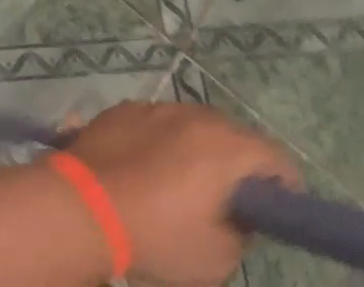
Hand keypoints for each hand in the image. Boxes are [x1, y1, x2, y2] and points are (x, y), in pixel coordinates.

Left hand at [64, 101, 299, 285]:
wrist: (80, 206)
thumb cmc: (156, 235)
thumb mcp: (218, 257)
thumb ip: (241, 234)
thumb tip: (236, 216)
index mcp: (226, 146)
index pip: (276, 157)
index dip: (283, 187)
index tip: (271, 212)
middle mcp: (193, 115)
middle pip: (235, 135)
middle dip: (240, 166)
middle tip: (227, 202)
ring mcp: (153, 107)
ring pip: (193, 124)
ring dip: (199, 150)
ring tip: (182, 185)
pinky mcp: (120, 109)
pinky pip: (157, 123)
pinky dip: (162, 141)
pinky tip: (144, 170)